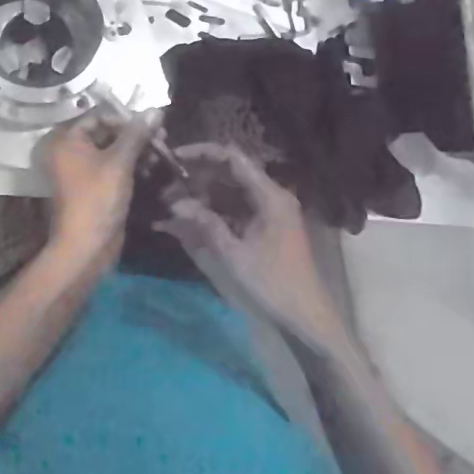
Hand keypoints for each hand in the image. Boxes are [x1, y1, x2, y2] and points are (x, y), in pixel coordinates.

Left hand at [35, 105, 153, 270]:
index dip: (125, 118)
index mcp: (68, 140)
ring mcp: (82, 171)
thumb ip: (137, 134)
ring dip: (136, 150)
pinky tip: (152, 168)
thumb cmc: (98, 198)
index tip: (152, 123)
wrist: (86, 246)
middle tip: (162, 138)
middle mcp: (71, 151)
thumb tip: (156, 109)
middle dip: (135, 135)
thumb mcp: (119, 162)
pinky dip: (130, 166)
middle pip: (106, 133)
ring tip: (162, 153)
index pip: (99, 116)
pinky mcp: (94, 188)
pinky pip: (113, 168)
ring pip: (112, 151)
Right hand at [158, 143, 348, 349]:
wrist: (307, 321)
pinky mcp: (264, 227)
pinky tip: (188, 219)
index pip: (232, 158)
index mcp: (269, 195)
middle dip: (196, 176)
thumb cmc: (274, 285)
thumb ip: (204, 223)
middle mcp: (270, 196)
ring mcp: (268, 211)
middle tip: (166, 185)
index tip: (174, 157)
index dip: (201, 152)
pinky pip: (233, 209)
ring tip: (171, 204)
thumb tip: (174, 202)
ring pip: (228, 191)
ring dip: (201, 194)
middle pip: (229, 172)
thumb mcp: (234, 254)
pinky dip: (211, 211)